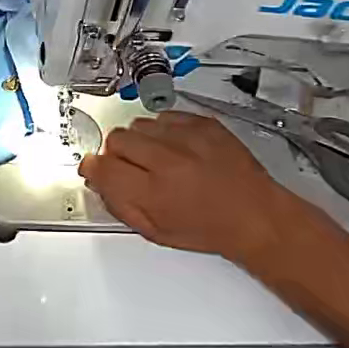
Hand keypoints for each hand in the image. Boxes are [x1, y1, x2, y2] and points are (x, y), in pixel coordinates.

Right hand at [78, 112, 333, 268]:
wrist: (255, 215)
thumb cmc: (210, 228)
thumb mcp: (155, 231)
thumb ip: (120, 204)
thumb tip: (99, 182)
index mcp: (152, 192)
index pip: (102, 167)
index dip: (93, 168)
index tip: (94, 169)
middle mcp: (168, 160)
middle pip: (116, 139)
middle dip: (117, 154)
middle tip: (130, 167)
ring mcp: (187, 138)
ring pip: (140, 124)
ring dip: (141, 141)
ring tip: (158, 159)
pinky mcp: (204, 124)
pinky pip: (167, 116)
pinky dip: (165, 130)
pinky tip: (177, 148)